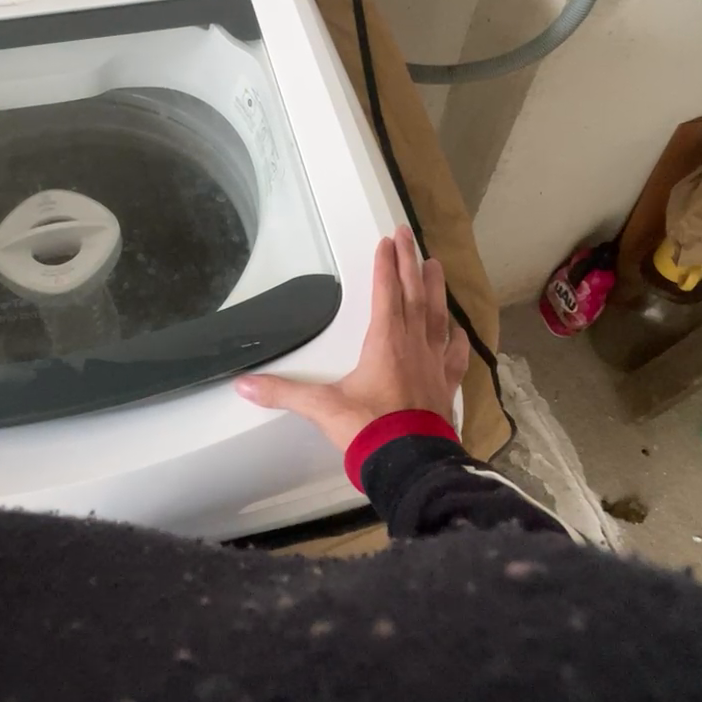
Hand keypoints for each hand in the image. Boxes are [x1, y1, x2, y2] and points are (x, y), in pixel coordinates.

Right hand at [235, 226, 467, 449]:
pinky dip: (455, 338)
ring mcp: (434, 365)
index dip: (385, 266)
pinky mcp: (445, 386)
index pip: (386, 293)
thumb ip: (283, 393)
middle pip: (413, 295)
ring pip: (436, 316)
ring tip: (435, 264)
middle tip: (409, 235)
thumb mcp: (321, 408)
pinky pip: (453, 355)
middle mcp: (413, 346)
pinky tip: (457, 329)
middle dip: (409, 263)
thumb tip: (245, 385)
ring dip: (435, 289)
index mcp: (385, 343)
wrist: (411, 465)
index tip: (387, 241)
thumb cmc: (368, 430)